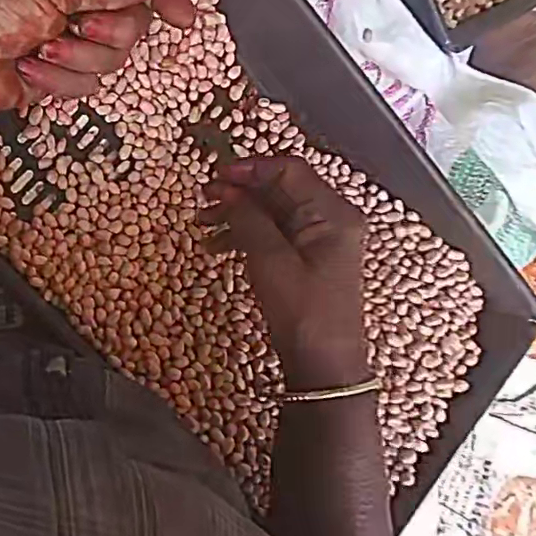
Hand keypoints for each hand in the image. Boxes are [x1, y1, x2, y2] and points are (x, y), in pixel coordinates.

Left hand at [0, 0, 197, 138]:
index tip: (185, 18)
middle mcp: (83, 5)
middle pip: (133, 24)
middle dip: (109, 30)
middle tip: (78, 27)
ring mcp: (75, 44)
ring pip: (113, 60)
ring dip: (77, 58)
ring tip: (42, 50)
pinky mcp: (64, 78)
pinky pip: (87, 85)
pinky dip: (58, 80)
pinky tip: (30, 70)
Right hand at [202, 155, 368, 389]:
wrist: (323, 366)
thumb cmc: (302, 312)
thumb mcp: (271, 262)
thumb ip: (249, 219)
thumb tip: (226, 189)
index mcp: (333, 213)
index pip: (290, 170)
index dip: (250, 168)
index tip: (215, 176)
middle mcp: (331, 218)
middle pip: (280, 190)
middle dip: (239, 192)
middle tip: (202, 199)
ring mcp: (320, 239)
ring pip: (272, 212)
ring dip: (237, 214)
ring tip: (203, 224)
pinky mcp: (307, 258)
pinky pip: (274, 234)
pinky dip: (245, 235)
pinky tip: (218, 246)